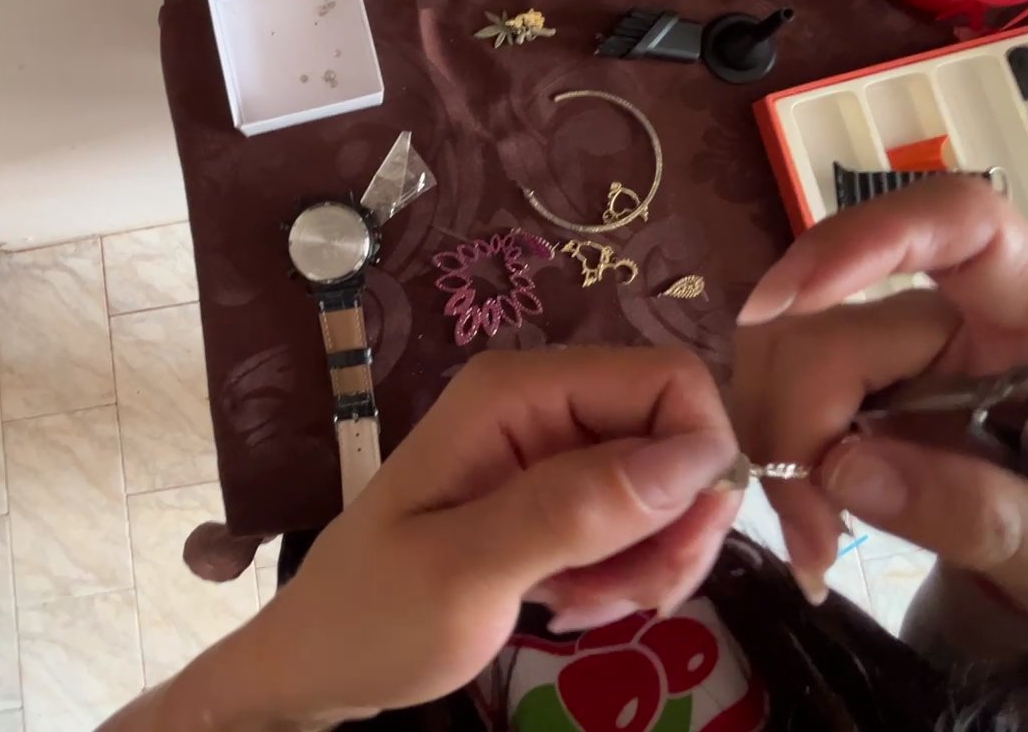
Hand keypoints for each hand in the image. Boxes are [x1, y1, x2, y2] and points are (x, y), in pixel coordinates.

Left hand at [189, 347, 744, 728]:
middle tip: (629, 597)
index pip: (662, 378)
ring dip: (646, 556)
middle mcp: (538, 399)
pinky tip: (570, 599)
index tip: (675, 550)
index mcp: (515, 390)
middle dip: (672, 522)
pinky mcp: (551, 486)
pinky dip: (624, 567)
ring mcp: (546, 442)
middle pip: (670, 432)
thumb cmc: (378, 610)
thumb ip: (572, 509)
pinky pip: (631, 516)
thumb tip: (692, 457)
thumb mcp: (467, 569)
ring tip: (579, 604)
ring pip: (661, 482)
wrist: (329, 650)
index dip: (698, 457)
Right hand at [725, 178, 1027, 650]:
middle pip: (830, 317)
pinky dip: (769, 443)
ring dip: (772, 437)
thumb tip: (844, 470)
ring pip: (783, 345)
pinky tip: (805, 508)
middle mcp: (963, 314)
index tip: (785, 302)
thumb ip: (993, 522)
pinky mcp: (858, 375)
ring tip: (811, 531)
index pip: (961, 222)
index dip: (868, 238)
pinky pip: (776, 381)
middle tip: (810, 530)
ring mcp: (900, 342)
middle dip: (796, 420)